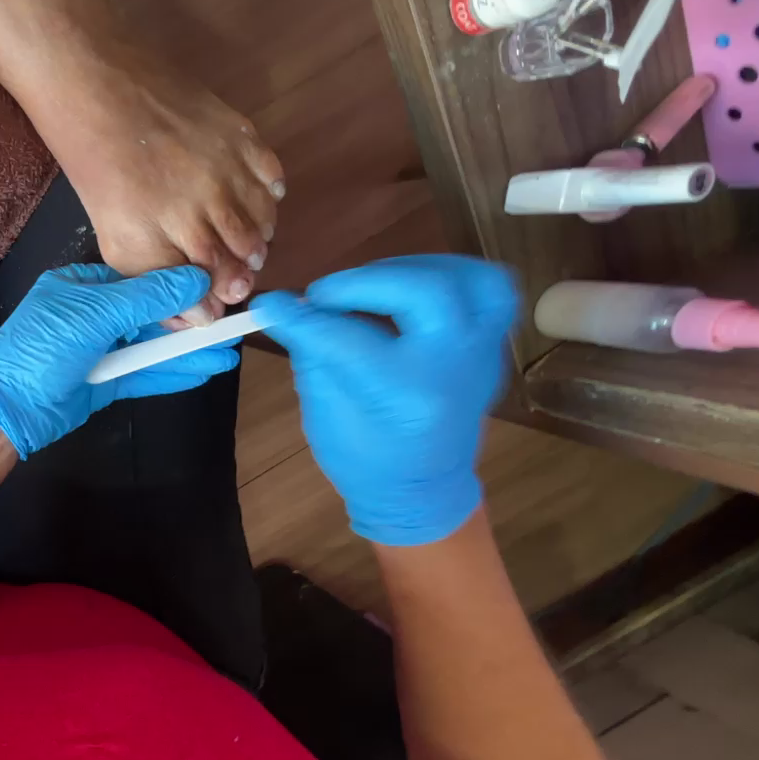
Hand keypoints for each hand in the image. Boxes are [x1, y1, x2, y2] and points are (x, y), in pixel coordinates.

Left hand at [0, 264, 240, 457]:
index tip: (215, 293)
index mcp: (81, 286)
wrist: (7, 409)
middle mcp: (90, 315)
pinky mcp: (100, 383)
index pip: (138, 280)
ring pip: (148, 346)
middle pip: (148, 315)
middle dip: (188, 323)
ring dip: (185, 351)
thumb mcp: (95, 314)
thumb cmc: (44, 350)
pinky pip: (141, 374)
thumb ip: (148, 298)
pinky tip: (200, 372)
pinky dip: (169, 373)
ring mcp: (96, 351)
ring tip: (227, 354)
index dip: (176, 288)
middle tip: (232, 326)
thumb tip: (199, 280)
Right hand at [256, 255, 519, 545]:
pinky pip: (486, 289)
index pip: (345, 339)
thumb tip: (285, 306)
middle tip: (323, 294)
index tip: (268, 303)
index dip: (300, 316)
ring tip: (367, 284)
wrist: (422, 489)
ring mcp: (481, 353)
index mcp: (402, 397)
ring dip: (409, 270)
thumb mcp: (323, 412)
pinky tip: (404, 288)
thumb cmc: (363, 460)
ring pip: (467, 278)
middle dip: (363, 282)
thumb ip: (311, 352)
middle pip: (424, 292)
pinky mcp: (491, 343)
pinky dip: (444, 276)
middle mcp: (452, 369)